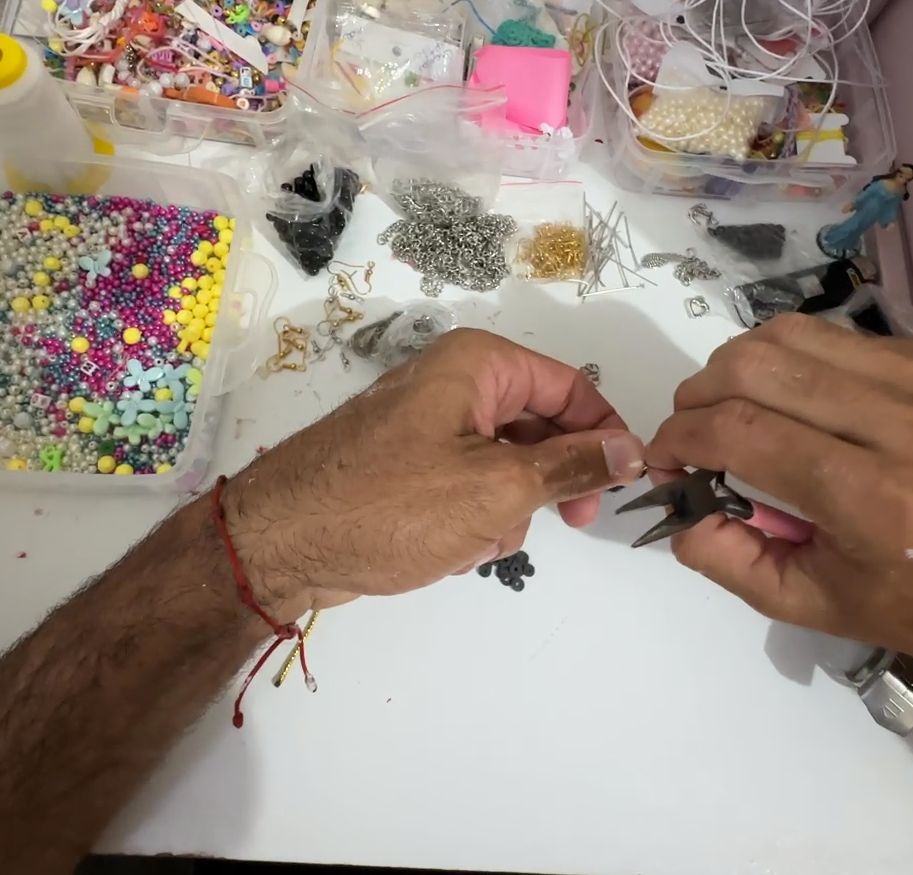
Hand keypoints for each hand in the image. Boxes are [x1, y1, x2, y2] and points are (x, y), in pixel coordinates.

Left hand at [223, 329, 646, 616]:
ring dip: (506, 509)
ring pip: (506, 464)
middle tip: (570, 522)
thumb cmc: (392, 504)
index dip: (604, 432)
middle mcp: (453, 384)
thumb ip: (572, 465)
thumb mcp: (497, 486)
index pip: (568, 387)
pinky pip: (469, 485)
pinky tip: (449, 547)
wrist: (281, 545)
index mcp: (477, 364)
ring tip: (475, 537)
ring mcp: (428, 426)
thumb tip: (631, 448)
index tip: (625, 481)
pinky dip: (473, 519)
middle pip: (537, 426)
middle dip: (547, 481)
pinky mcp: (410, 466)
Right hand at [644, 314, 912, 675]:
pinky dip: (795, 364)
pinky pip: (837, 338)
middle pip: (758, 367)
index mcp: (883, 501)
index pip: (744, 431)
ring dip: (740, 368)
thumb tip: (673, 501)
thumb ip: (725, 557)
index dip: (682, 435)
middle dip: (699, 394)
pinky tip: (799, 401)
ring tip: (734, 406)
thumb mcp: (808, 605)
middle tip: (692, 427)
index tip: (664, 454)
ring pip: (791, 336)